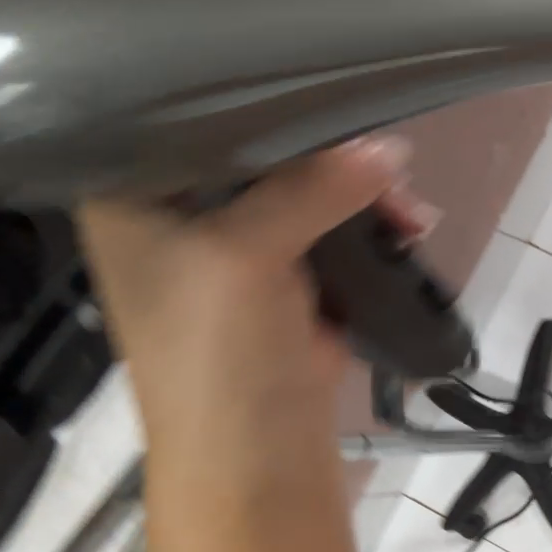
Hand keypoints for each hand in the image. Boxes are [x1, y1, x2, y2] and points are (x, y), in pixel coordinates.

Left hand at [76, 138, 430, 457]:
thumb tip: (392, 146)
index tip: (337, 106)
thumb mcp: (247, 253)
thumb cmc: (219, 347)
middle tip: (394, 179)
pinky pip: (339, 236)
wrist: (258, 445)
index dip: (270, 113)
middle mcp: (185, 216)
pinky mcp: (295, 282)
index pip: (199, 126)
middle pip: (272, 162)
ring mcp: (244, 251)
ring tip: (414, 217)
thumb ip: (313, 191)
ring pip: (316, 199)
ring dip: (370, 201)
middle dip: (341, 166)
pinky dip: (376, 231)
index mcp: (136, 198)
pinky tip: (409, 231)